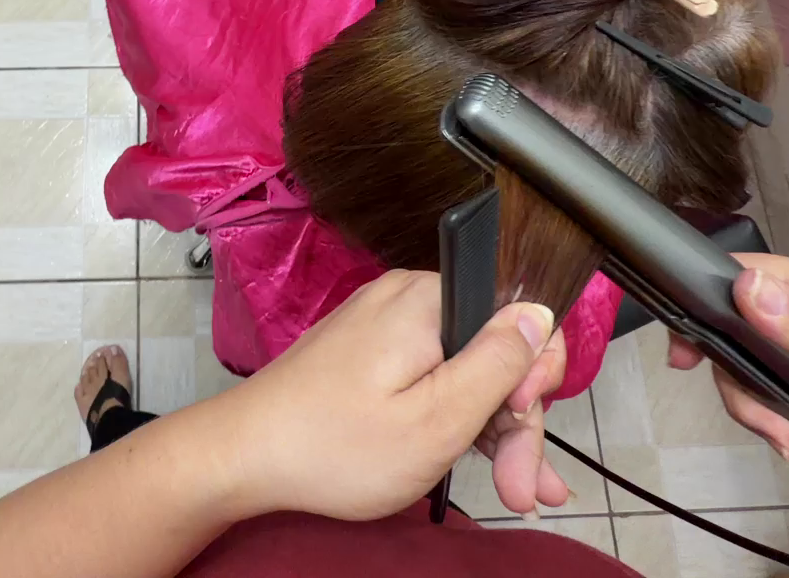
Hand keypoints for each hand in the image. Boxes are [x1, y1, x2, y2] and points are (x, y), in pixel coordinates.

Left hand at [188, 269, 569, 522]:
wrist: (248, 452)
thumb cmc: (342, 444)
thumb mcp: (438, 416)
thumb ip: (499, 363)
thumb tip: (540, 311)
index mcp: (426, 299)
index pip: (516, 316)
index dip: (536, 376)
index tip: (525, 429)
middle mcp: (407, 297)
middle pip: (490, 348)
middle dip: (514, 418)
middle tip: (524, 489)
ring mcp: (384, 322)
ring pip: (461, 366)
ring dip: (490, 427)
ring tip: (513, 490)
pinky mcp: (369, 348)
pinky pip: (428, 372)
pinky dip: (452, 414)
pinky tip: (478, 460)